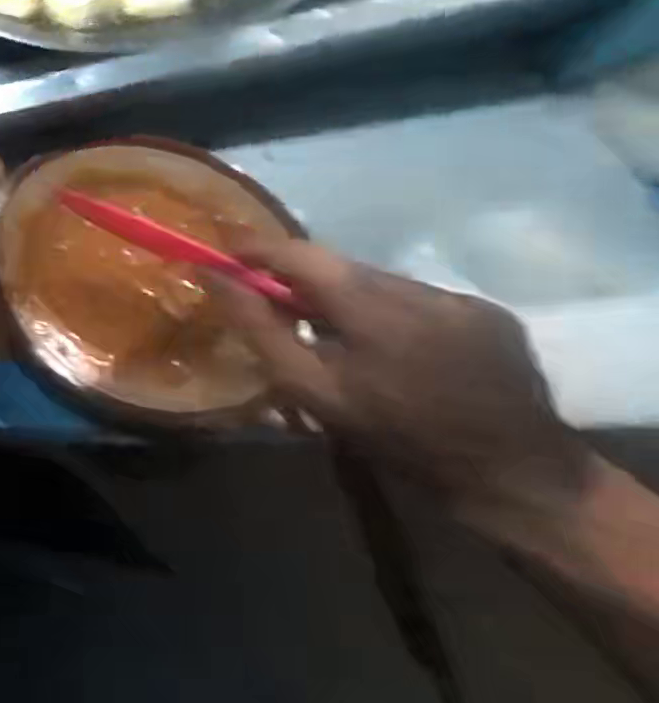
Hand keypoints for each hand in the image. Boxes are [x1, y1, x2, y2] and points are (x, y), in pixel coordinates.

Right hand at [213, 238, 594, 526]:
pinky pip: (412, 295)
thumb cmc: (394, 436)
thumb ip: (258, 325)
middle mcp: (426, 293)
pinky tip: (384, 342)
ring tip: (329, 331)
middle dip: (298, 279)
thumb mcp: (309, 388)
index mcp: (380, 311)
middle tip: (271, 305)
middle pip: (338, 266)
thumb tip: (214, 275)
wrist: (515, 480)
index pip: (302, 254)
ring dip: (341, 295)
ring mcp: (464, 301)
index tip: (223, 258)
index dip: (256, 249)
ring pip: (374, 280)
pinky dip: (382, 308)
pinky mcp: (489, 313)